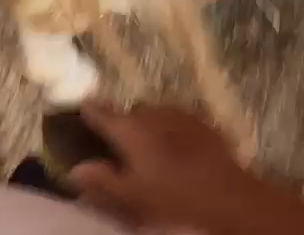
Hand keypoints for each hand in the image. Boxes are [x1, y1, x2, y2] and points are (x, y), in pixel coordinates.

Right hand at [66, 103, 258, 230]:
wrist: (228, 196)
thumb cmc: (173, 199)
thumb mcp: (132, 197)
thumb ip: (102, 181)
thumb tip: (75, 170)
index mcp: (129, 129)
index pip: (102, 112)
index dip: (90, 110)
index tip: (82, 106)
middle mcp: (151, 113)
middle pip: (132, 111)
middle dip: (127, 122)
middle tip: (126, 145)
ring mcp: (179, 114)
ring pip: (157, 113)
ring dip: (152, 124)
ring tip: (155, 148)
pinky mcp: (204, 122)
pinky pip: (181, 120)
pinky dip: (175, 130)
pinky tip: (181, 149)